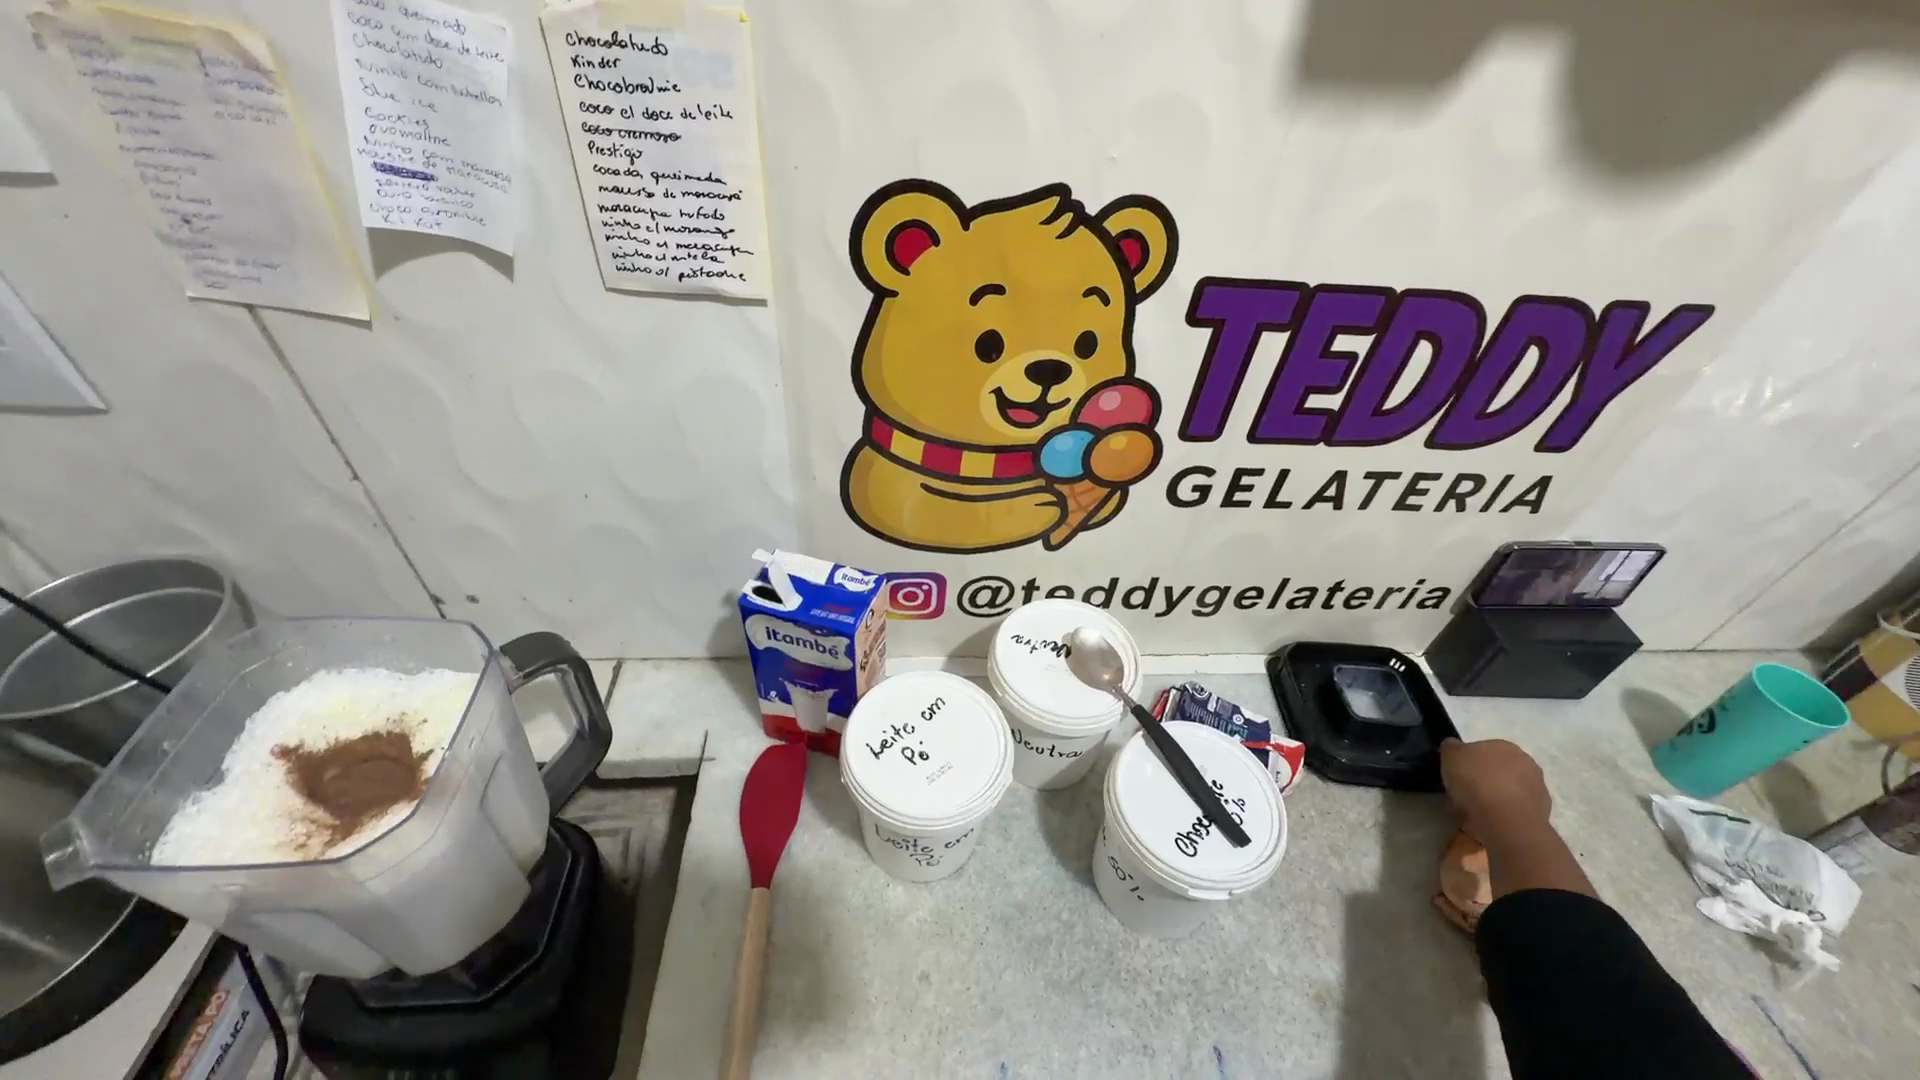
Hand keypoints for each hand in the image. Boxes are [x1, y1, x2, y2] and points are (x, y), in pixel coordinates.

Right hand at [1439, 738, 1551, 844]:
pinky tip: (1490, 821)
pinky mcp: (1542, 813)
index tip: (1457, 773)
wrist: (1506, 820)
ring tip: (1476, 810)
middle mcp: (1527, 763)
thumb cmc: (1476, 781)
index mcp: (1505, 746)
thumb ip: (1452, 747)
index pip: (1484, 749)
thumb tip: (1454, 746)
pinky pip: (1515, 809)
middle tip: (1466, 791)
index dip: (1469, 761)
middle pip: (1500, 769)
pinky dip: (1504, 813)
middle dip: (1486, 778)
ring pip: (1510, 790)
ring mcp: (1538, 789)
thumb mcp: (1450, 755)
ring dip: (1496, 797)